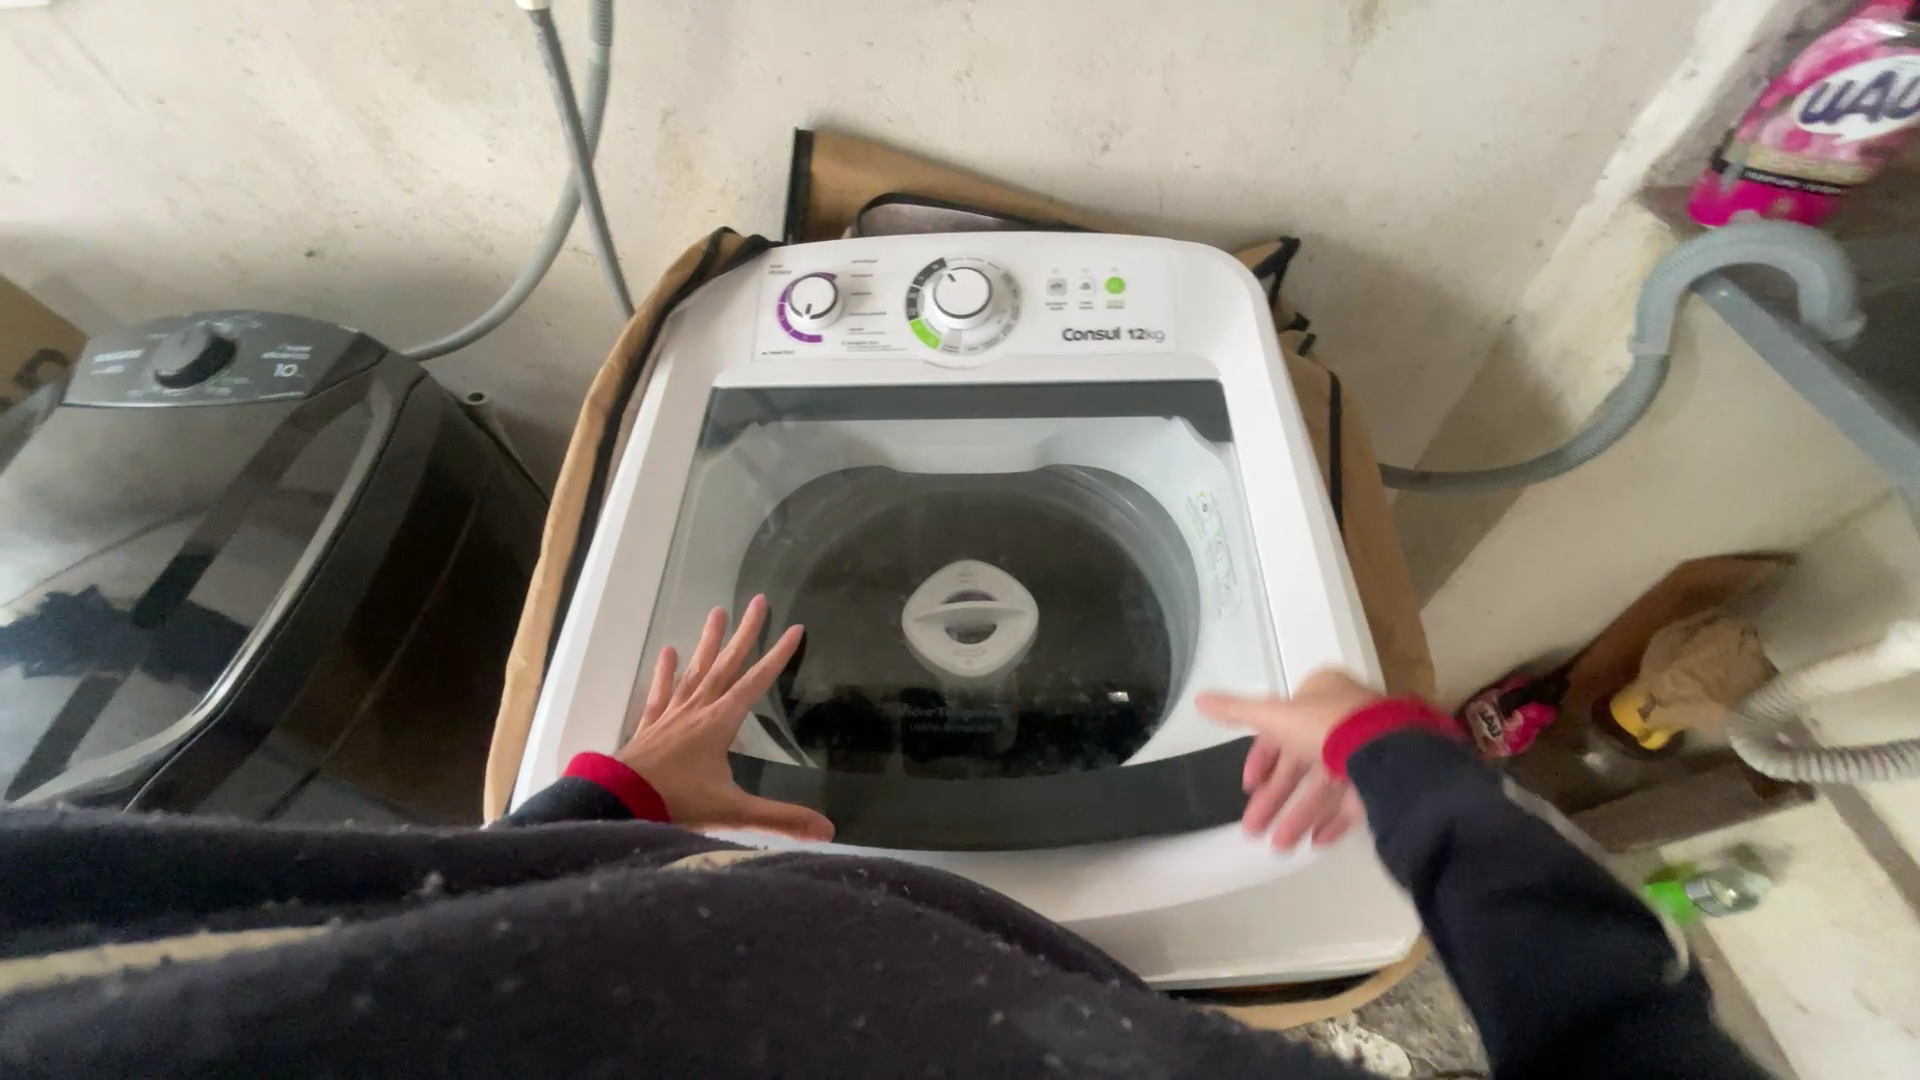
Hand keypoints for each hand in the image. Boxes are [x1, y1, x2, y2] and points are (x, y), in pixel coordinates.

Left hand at [614, 595, 833, 841]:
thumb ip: (781, 820)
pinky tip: (666, 651)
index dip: (778, 655)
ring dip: (709, 642)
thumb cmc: (676, 804)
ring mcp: (672, 715)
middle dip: (745, 633)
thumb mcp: (733, 812)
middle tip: (757, 600)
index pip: (757, 681)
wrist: (616, 805)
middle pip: (727, 664)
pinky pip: (660, 693)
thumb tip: (829, 832)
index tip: (795, 628)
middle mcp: (698, 709)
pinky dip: (664, 672)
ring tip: (716, 611)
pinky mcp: (650, 725)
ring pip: (696, 670)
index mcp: (721, 722)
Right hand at [1195, 668, 1380, 849]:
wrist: (1390, 753)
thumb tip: (1198, 699)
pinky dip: (1331, 822)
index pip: (1279, 728)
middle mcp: (1342, 721)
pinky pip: (1350, 804)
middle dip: (1275, 797)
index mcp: (1318, 696)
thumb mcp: (1273, 715)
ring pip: (1321, 788)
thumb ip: (1236, 711)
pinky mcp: (1383, 781)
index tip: (1248, 786)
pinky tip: (1314, 842)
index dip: (1260, 759)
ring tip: (1278, 846)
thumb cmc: (1326, 725)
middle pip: (1298, 763)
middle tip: (1252, 827)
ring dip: (1297, 815)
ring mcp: (1365, 752)